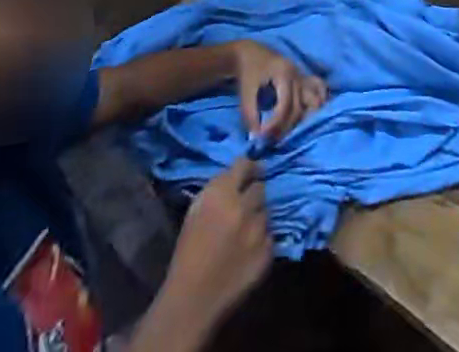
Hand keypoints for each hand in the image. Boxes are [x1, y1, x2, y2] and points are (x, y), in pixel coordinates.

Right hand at [139, 157, 271, 348]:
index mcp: (222, 193)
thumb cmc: (188, 249)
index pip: (245, 165)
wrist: (196, 293)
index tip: (249, 169)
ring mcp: (260, 229)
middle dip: (254, 190)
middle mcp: (245, 206)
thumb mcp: (196, 209)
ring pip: (266, 211)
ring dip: (258, 214)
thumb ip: (217, 190)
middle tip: (247, 198)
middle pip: (260, 186)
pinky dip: (262, 236)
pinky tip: (250, 245)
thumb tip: (233, 179)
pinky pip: (270, 234)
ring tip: (247, 225)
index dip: (248, 166)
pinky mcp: (269, 251)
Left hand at [231, 41, 326, 140]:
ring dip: (305, 119)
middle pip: (300, 107)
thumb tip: (256, 138)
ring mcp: (303, 76)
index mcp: (283, 73)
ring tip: (289, 130)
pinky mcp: (304, 79)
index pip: (285, 105)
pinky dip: (318, 103)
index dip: (275, 125)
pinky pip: (319, 89)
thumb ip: (250, 114)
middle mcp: (298, 74)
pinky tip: (309, 116)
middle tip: (272, 138)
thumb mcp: (245, 91)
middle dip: (286, 127)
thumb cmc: (247, 71)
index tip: (262, 137)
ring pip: (315, 100)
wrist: (248, 53)